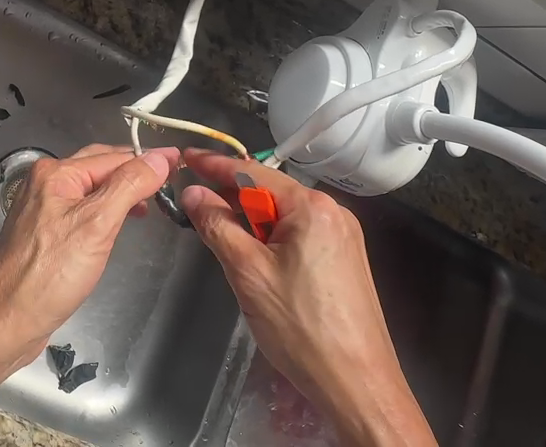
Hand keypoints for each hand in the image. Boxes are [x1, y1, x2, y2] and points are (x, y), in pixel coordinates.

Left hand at [0, 144, 178, 367]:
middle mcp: (46, 182)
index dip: (148, 160)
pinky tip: (119, 224)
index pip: (113, 157)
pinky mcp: (45, 233)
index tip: (180, 163)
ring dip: (122, 191)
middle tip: (170, 180)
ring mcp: (43, 208)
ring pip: (92, 189)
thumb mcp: (96, 225)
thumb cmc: (50, 274)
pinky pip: (83, 209)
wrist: (4, 322)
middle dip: (135, 172)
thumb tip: (160, 157)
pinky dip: (106, 210)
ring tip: (151, 202)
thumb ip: (129, 186)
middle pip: (100, 167)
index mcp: (56, 173)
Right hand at [180, 150, 434, 446]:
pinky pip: (300, 233)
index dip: (215, 165)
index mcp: (311, 206)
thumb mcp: (248, 272)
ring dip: (251, 221)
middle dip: (232, 197)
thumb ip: (217, 225)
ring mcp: (343, 236)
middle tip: (195, 203)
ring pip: (284, 215)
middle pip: (270, 192)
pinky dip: (272, 237)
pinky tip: (256, 257)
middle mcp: (332, 212)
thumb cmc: (301, 328)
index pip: (252, 172)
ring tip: (222, 234)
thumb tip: (193, 192)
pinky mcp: (345, 260)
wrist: (358, 387)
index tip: (186, 158)